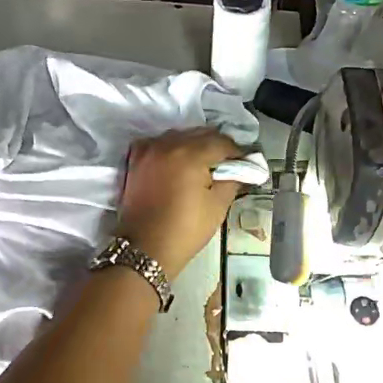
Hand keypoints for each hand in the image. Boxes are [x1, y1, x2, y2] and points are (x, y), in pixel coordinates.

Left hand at [114, 129, 244, 278]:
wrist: (145, 248)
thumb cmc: (186, 229)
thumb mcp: (218, 206)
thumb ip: (232, 180)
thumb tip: (241, 170)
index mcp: (191, 154)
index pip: (222, 142)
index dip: (238, 152)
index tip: (246, 163)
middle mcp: (168, 144)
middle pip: (200, 134)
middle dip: (217, 146)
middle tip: (228, 164)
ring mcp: (149, 149)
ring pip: (180, 136)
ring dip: (195, 144)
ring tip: (204, 163)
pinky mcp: (136, 159)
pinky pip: (160, 143)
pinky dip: (172, 148)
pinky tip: (179, 161)